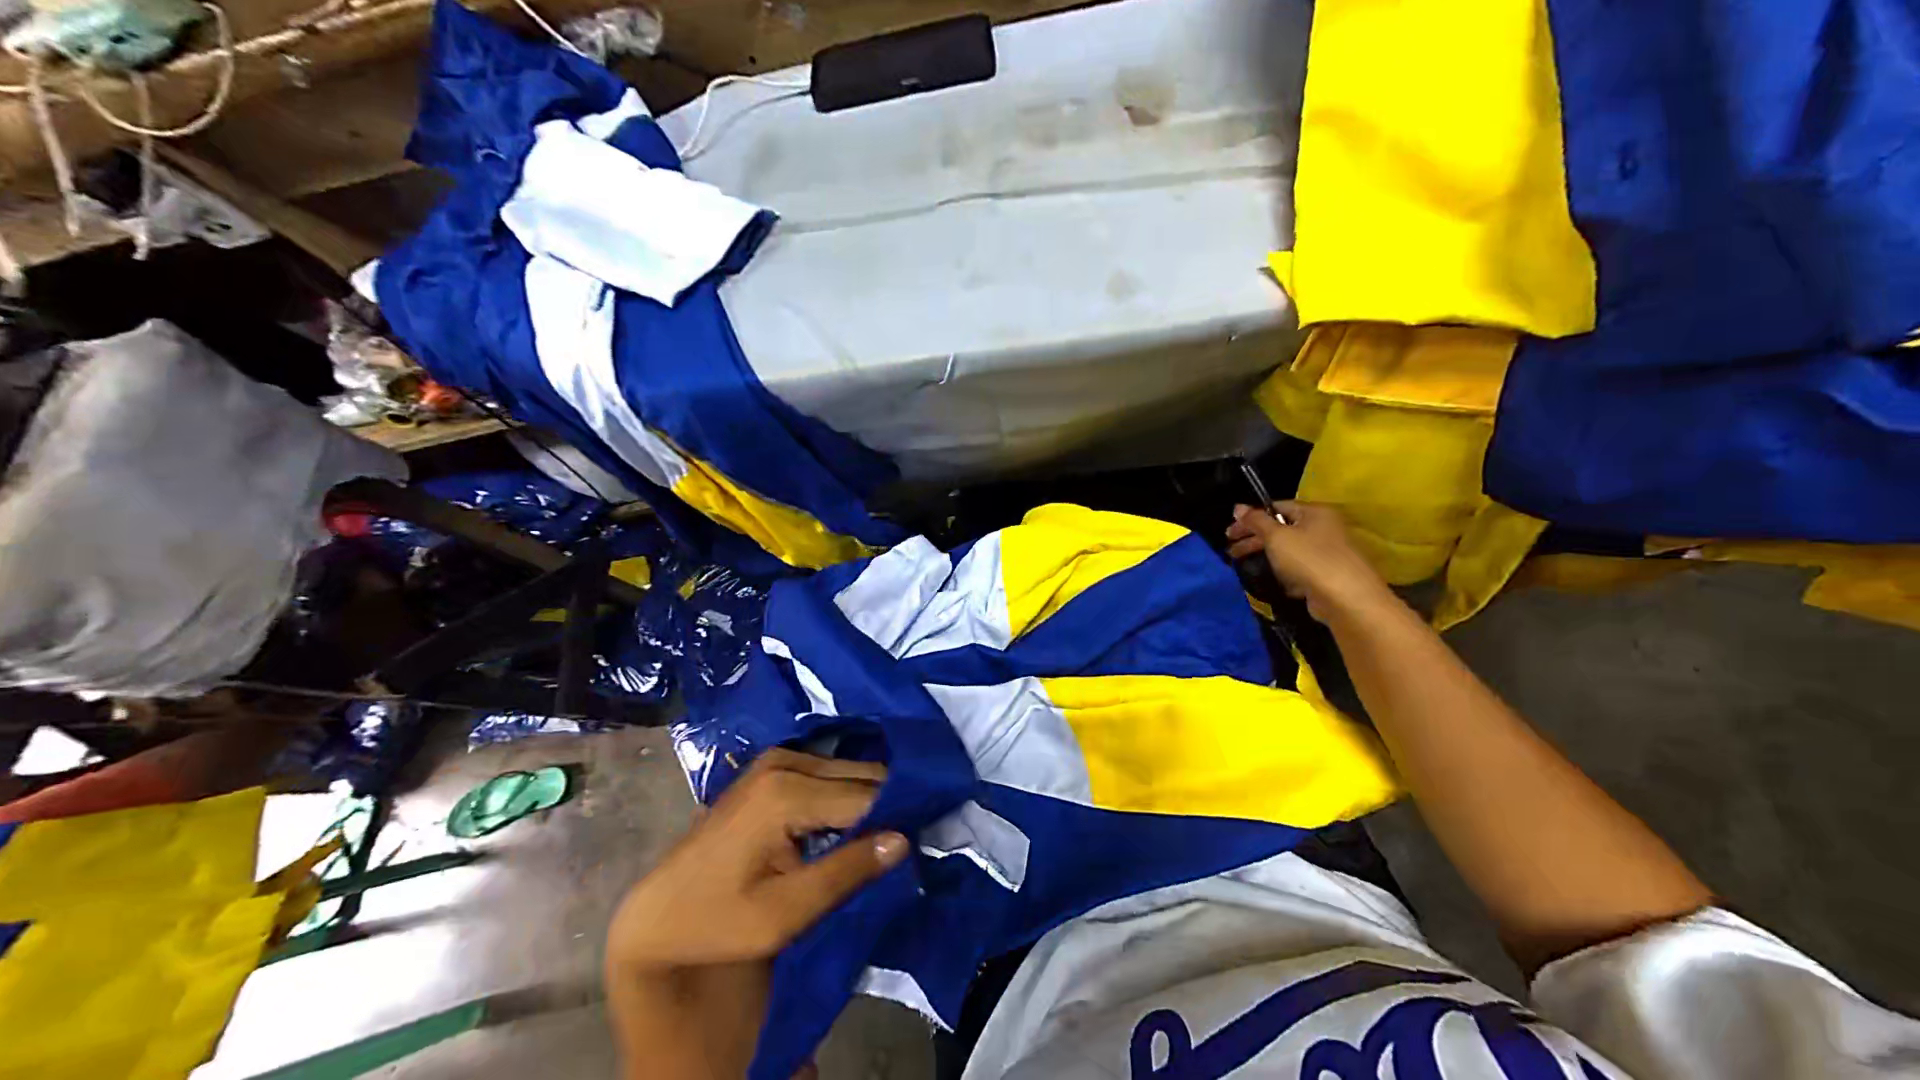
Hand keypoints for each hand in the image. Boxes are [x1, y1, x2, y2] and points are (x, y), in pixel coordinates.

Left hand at [606, 750, 907, 1079]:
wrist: (662, 914)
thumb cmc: (719, 920)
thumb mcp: (785, 912)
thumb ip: (847, 871)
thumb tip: (906, 838)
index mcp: (786, 792)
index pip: (868, 796)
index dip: (902, 817)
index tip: (931, 840)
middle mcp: (785, 761)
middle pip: (861, 776)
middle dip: (891, 804)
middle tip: (917, 840)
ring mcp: (777, 759)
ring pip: (849, 772)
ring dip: (872, 801)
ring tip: (894, 834)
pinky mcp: (774, 768)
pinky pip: (829, 774)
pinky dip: (850, 796)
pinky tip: (861, 824)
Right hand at [1226, 500, 1395, 623]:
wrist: (1347, 598)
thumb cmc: (1309, 559)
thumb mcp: (1276, 537)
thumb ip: (1255, 521)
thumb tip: (1237, 508)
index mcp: (1315, 512)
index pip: (1276, 507)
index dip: (1251, 517)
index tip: (1230, 532)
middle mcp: (1325, 527)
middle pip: (1282, 527)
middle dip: (1255, 538)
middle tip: (1231, 549)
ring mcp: (1328, 551)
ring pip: (1290, 548)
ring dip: (1267, 554)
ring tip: (1245, 563)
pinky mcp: (1328, 573)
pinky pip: (1300, 566)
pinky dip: (1284, 570)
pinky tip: (1273, 578)